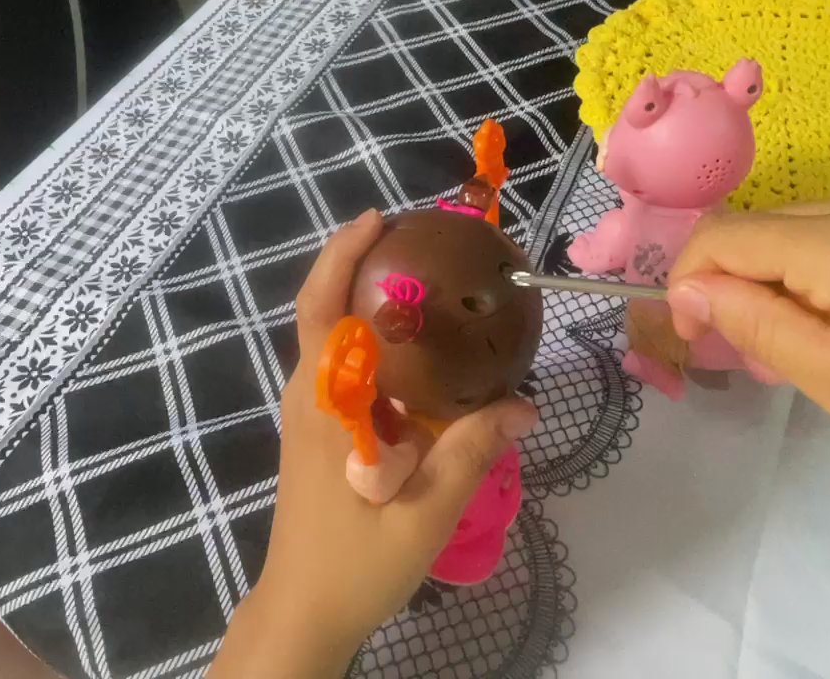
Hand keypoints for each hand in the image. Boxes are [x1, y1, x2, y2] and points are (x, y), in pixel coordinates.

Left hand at [208, 210, 538, 677]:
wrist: (304, 610)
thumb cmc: (355, 562)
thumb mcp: (425, 511)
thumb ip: (471, 451)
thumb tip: (524, 406)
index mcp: (323, 400)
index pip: (319, 307)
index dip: (341, 255)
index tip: (378, 220)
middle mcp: (310, 391)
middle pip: (324, 308)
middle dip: (359, 264)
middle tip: (417, 242)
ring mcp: (310, 408)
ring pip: (333, 335)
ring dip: (366, 299)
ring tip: (423, 281)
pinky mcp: (320, 426)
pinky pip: (344, 364)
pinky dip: (372, 339)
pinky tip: (416, 349)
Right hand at [665, 184, 829, 603]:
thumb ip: (763, 330)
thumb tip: (692, 292)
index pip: (722, 236)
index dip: (687, 282)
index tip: (698, 339)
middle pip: (760, 227)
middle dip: (734, 283)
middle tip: (756, 355)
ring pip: (803, 226)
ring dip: (780, 276)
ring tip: (814, 345)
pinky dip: (827, 267)